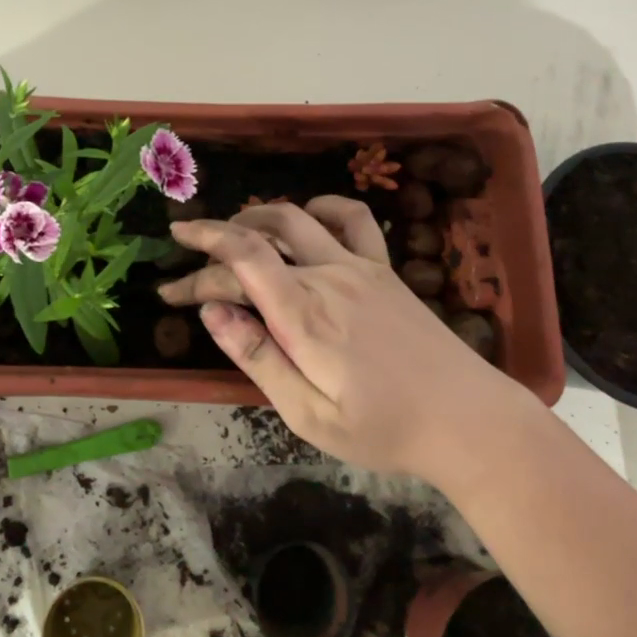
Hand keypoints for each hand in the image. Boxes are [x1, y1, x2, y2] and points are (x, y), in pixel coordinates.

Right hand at [157, 196, 527, 480]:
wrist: (468, 421)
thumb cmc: (383, 429)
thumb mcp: (308, 414)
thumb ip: (257, 357)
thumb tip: (212, 313)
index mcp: (304, 313)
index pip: (239, 260)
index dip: (198, 259)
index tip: (168, 282)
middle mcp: (328, 276)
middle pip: (259, 236)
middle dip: (216, 243)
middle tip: (191, 268)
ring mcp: (360, 267)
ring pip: (297, 217)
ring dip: (257, 216)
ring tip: (233, 234)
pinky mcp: (384, 270)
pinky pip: (352, 219)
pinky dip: (321, 207)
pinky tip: (307, 217)